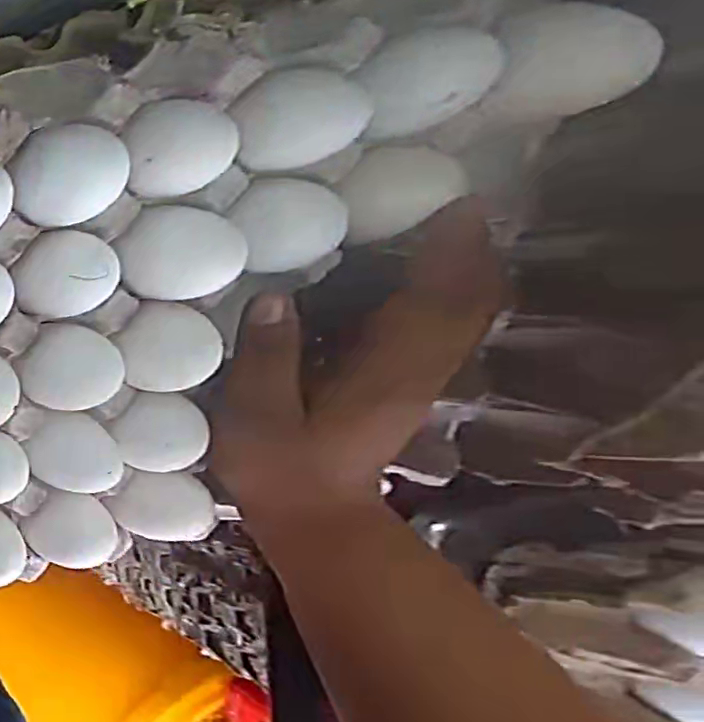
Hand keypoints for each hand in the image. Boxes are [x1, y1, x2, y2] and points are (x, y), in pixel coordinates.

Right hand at [212, 197, 505, 518]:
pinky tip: (398, 283)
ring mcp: (414, 379)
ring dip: (454, 270)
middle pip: (466, 299)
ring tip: (422, 233)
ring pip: (459, 313)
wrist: (312, 515)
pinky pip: (437, 328)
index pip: (437, 300)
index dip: (449, 250)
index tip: (445, 206)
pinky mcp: (399, 386)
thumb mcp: (255, 415)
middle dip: (464, 250)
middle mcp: (417, 369)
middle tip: (435, 209)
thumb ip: (265, 357)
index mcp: (386, 372)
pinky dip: (435, 296)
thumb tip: (274, 296)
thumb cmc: (277, 467)